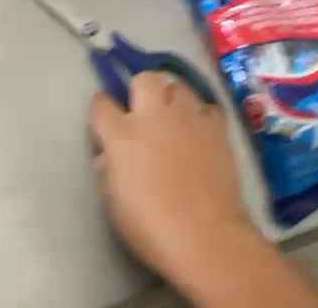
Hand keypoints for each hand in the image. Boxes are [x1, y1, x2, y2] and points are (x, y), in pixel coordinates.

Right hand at [90, 74, 317, 307]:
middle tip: (143, 113)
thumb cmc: (151, 226)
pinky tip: (201, 132)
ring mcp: (188, 118)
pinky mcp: (217, 128)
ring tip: (175, 119)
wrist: (205, 238)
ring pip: (179, 86)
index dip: (101, 110)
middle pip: (144, 79)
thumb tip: (108, 154)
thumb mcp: (112, 202)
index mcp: (122, 133)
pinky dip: (202, 116)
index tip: (105, 122)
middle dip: (141, 90)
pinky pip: (208, 108)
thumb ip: (107, 168)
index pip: (101, 102)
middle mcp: (154, 115)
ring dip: (173, 99)